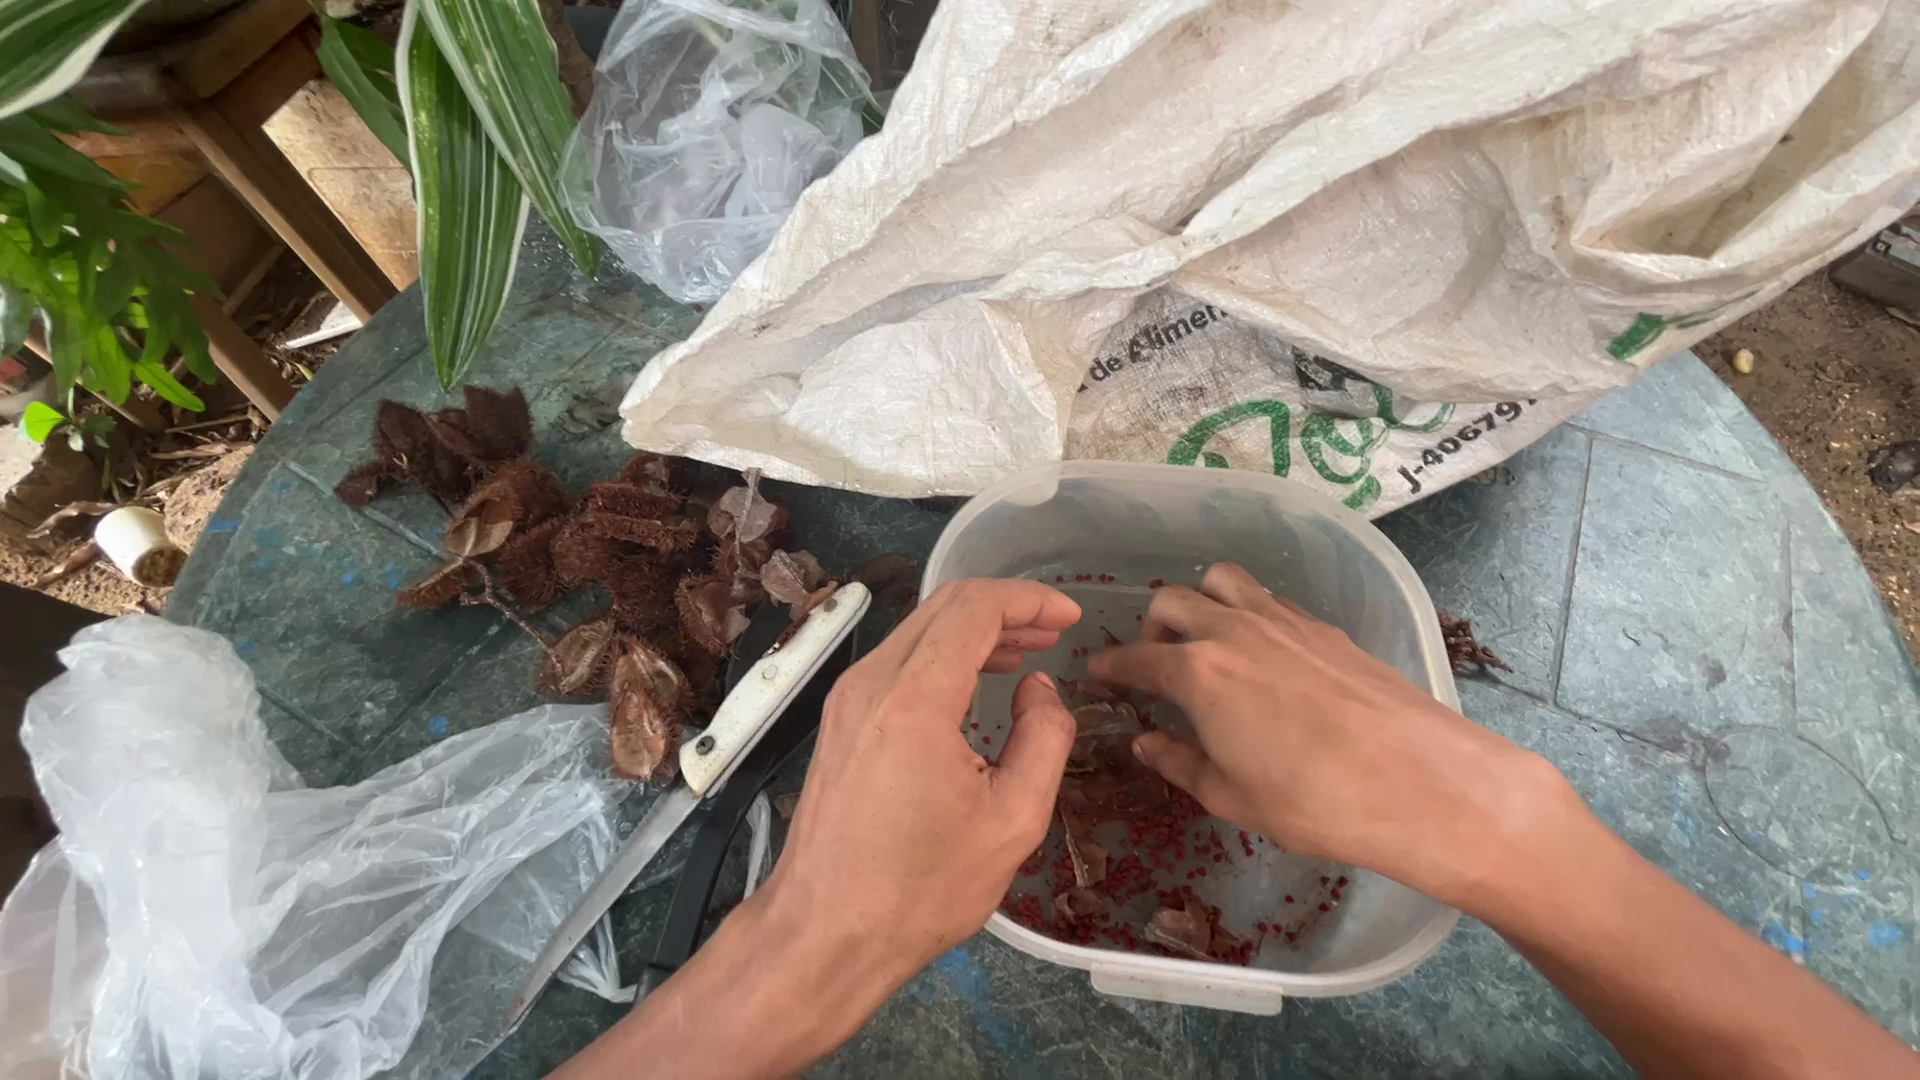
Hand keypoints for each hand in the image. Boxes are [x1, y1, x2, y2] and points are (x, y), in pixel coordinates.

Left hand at [760, 579, 1081, 987]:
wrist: (824, 931)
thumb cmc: (922, 887)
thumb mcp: (1012, 821)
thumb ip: (1043, 738)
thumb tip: (1038, 688)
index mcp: (915, 699)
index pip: (974, 608)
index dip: (1028, 599)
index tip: (1069, 615)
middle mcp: (872, 680)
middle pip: (944, 605)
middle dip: (1006, 606)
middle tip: (1054, 629)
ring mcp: (849, 695)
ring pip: (920, 628)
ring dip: (975, 628)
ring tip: (1026, 648)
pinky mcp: (841, 715)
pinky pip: (900, 658)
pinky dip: (945, 653)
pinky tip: (976, 677)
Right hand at [1087, 562, 1573, 907]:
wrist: (1426, 784)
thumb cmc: (1316, 802)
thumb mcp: (1233, 796)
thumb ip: (1179, 762)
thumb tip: (1143, 742)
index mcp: (1197, 672)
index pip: (1135, 657)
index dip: (1110, 665)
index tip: (1097, 671)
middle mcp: (1230, 630)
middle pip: (1170, 602)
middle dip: (1152, 628)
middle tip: (1159, 662)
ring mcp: (1280, 619)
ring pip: (1220, 580)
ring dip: (1200, 601)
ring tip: (1209, 639)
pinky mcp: (1322, 624)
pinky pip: (1266, 597)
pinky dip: (1247, 611)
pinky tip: (1263, 650)